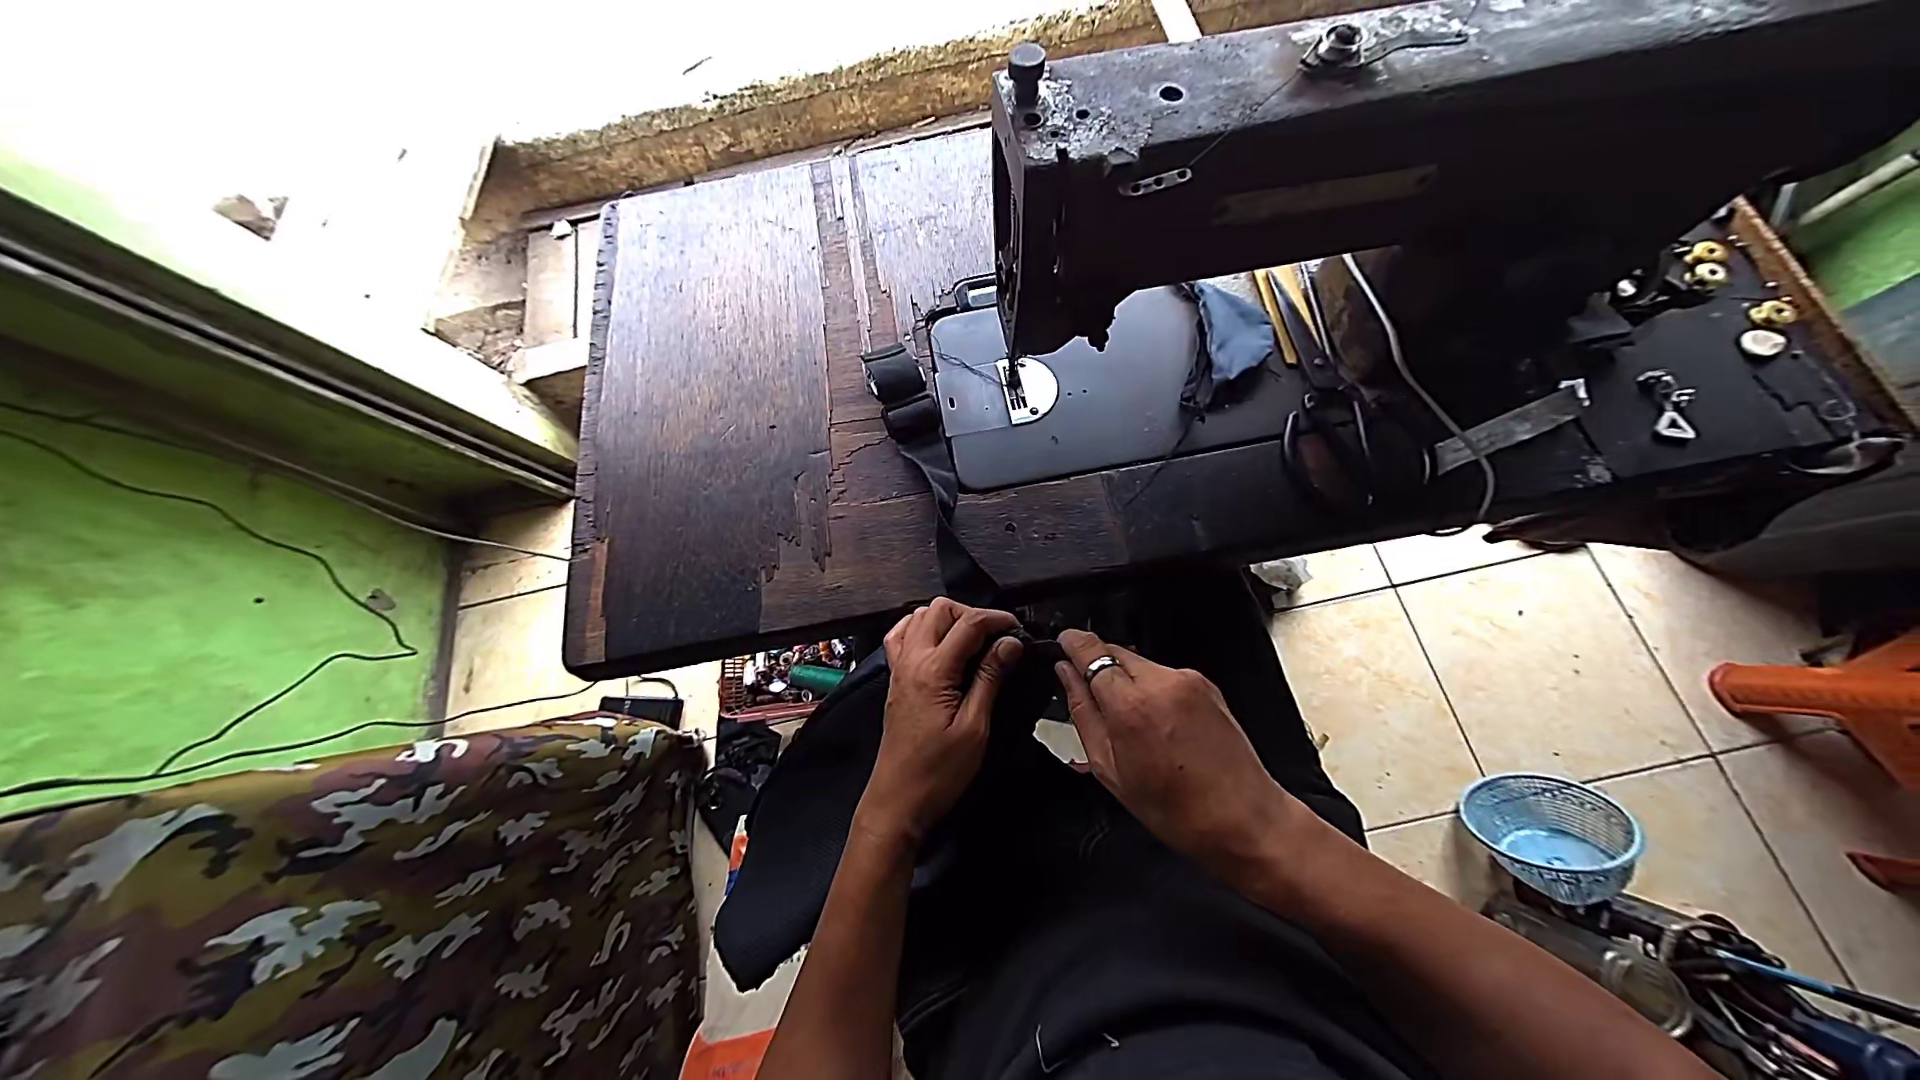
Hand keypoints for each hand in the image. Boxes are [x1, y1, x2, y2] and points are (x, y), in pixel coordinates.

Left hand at [859, 598, 1023, 846]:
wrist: (898, 801)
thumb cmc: (936, 773)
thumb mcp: (975, 728)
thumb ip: (990, 678)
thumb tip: (1009, 644)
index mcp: (932, 671)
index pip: (968, 624)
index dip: (998, 619)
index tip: (1018, 630)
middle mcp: (911, 662)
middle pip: (940, 609)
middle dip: (973, 614)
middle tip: (997, 636)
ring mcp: (900, 669)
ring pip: (920, 616)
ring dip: (949, 619)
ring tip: (975, 642)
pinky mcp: (897, 680)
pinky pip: (902, 636)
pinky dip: (922, 629)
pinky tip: (941, 644)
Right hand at [1054, 629, 1302, 878]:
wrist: (1244, 820)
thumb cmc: (1179, 809)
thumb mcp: (1109, 768)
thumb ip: (1082, 712)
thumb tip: (1066, 676)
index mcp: (1131, 705)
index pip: (1092, 651)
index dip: (1073, 642)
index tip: (1065, 642)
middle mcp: (1161, 683)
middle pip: (1115, 650)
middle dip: (1099, 665)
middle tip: (1093, 696)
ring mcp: (1188, 681)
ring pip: (1139, 662)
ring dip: (1126, 679)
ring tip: (1132, 723)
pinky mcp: (1207, 685)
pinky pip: (1164, 674)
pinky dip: (1152, 689)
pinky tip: (1157, 724)